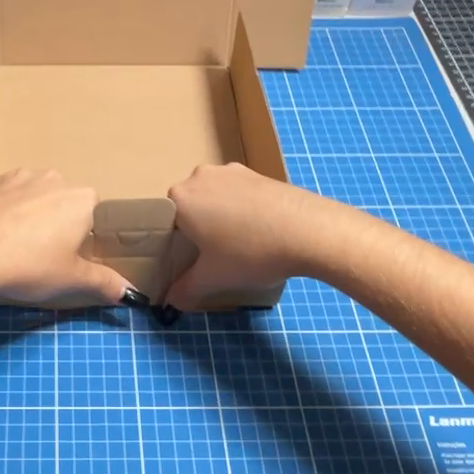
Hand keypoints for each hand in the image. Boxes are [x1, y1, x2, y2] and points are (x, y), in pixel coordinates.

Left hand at [0, 169, 129, 303]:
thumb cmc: (31, 266)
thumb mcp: (72, 279)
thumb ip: (104, 282)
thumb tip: (131, 293)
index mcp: (80, 198)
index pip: (92, 210)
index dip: (82, 233)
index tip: (68, 253)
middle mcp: (52, 178)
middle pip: (62, 200)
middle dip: (56, 221)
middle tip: (42, 252)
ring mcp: (18, 176)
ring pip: (32, 194)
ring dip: (29, 212)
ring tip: (15, 244)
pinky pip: (4, 195)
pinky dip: (2, 210)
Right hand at [165, 163, 333, 308]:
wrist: (309, 231)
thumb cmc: (251, 252)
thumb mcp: (213, 278)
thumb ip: (185, 290)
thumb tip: (170, 302)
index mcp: (181, 197)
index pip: (164, 219)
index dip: (173, 242)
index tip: (188, 260)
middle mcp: (201, 176)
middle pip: (189, 206)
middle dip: (197, 229)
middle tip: (211, 256)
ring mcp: (231, 171)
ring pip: (214, 198)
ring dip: (220, 218)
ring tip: (238, 245)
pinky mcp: (258, 174)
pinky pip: (238, 193)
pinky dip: (242, 211)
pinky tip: (259, 233)